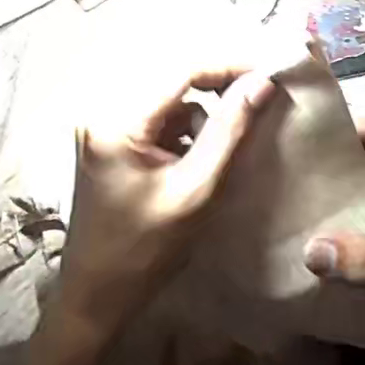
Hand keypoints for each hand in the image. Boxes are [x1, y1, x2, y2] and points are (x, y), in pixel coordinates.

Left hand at [56, 65, 277, 343]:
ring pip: (171, 98)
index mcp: (117, 123)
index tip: (268, 76)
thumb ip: (229, 133)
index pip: (182, 70)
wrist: (95, 298)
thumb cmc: (145, 252)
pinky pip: (161, 117)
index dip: (229, 67)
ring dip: (203, 112)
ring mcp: (105, 127)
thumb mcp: (196, 191)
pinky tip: (199, 157)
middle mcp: (104, 113)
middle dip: (219, 87)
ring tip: (225, 143)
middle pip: (175, 78)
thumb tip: (261, 84)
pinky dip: (188, 128)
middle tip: (259, 99)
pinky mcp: (113, 142)